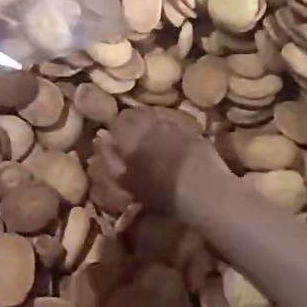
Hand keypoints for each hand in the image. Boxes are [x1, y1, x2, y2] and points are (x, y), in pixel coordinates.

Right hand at [98, 108, 230, 217]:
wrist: (204, 191)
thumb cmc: (160, 192)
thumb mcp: (126, 181)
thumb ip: (110, 158)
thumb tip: (102, 138)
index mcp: (131, 135)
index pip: (116, 121)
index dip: (115, 130)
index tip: (116, 142)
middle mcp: (151, 123)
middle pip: (136, 114)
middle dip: (132, 124)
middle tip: (133, 141)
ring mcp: (174, 124)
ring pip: (156, 117)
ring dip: (151, 126)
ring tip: (154, 143)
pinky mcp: (192, 129)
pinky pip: (175, 124)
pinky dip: (170, 131)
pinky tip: (174, 147)